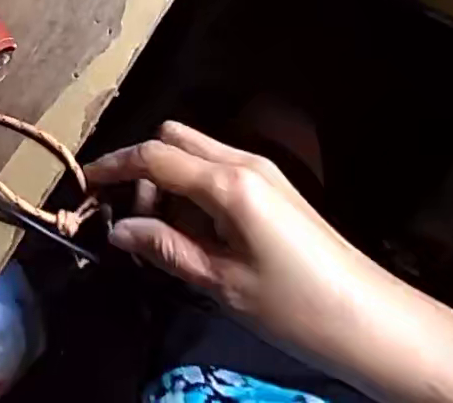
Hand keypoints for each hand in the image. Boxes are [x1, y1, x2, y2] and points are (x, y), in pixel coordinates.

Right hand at [87, 123, 452, 402]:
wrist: (367, 315)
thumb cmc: (293, 305)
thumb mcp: (221, 282)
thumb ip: (167, 247)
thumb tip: (119, 229)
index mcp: (228, 181)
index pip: (156, 155)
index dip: (115, 165)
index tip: (85, 185)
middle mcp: (243, 159)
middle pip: (175, 137)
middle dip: (144, 166)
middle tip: (132, 218)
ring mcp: (260, 167)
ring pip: (196, 148)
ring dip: (169, 175)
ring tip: (160, 230)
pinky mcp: (271, 183)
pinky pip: (217, 166)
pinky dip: (193, 184)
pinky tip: (193, 228)